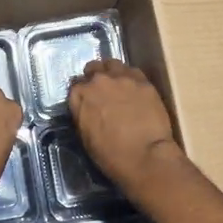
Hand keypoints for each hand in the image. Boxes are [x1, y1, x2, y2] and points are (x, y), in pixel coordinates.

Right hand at [67, 60, 179, 187]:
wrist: (146, 157)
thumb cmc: (112, 155)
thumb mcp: (85, 137)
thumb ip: (83, 114)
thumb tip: (87, 108)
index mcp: (80, 95)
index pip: (75, 85)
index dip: (82, 93)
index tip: (88, 101)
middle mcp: (98, 80)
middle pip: (93, 69)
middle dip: (95, 78)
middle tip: (103, 92)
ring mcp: (121, 77)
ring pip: (112, 64)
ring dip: (112, 73)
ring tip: (118, 85)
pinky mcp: (143, 81)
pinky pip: (133, 71)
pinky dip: (131, 78)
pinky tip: (135, 89)